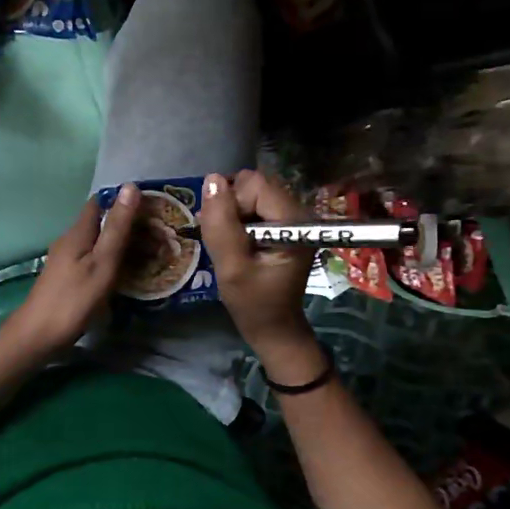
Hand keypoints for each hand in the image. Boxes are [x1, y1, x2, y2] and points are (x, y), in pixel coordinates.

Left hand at [0, 184, 140, 358]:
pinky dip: (110, 261)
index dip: (123, 200)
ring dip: (120, 244)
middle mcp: (69, 240)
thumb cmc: (73, 299)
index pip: (99, 202)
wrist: (38, 335)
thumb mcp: (102, 262)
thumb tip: (129, 186)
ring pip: (97, 243)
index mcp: (78, 232)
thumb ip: (117, 227)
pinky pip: (92, 259)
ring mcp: (65, 260)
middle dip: (126, 225)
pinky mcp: (66, 277)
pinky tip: (125, 273)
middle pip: (99, 223)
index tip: (151, 207)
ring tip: (149, 253)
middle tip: (158, 235)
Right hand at [197, 171, 324, 383]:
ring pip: (252, 194)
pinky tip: (236, 244)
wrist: (273, 328)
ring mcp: (292, 218)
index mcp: (293, 221)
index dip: (231, 203)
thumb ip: (221, 224)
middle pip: (254, 185)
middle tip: (224, 241)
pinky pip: (255, 207)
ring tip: (229, 245)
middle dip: (231, 207)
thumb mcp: (231, 267)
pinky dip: (239, 221)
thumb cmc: (253, 303)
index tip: (225, 234)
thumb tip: (211, 180)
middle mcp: (298, 211)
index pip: (253, 183)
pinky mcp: (284, 225)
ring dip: (233, 215)